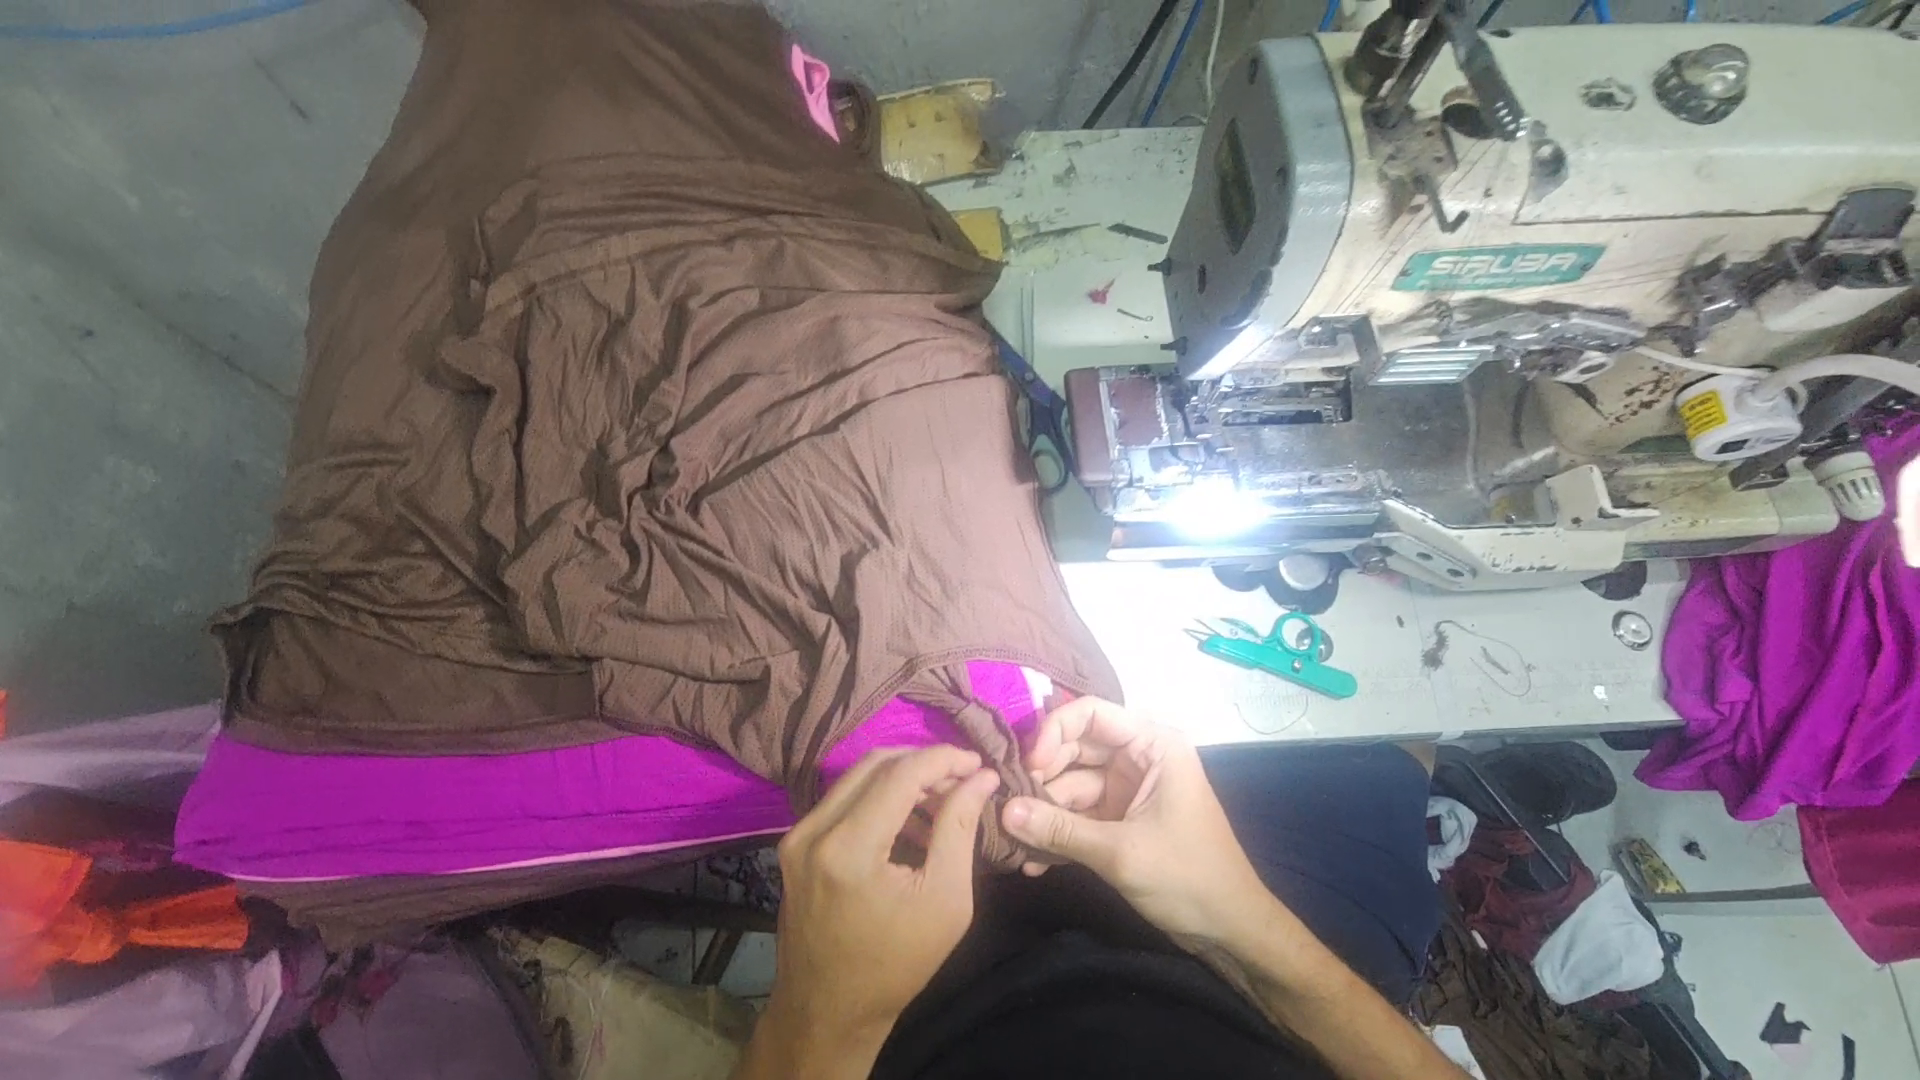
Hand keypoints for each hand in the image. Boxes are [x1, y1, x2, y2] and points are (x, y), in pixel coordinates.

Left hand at [765, 747, 998, 1045]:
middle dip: (924, 762)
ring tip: (943, 799)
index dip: (943, 760)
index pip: (900, 774)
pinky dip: (879, 797)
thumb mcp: (945, 901)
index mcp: (849, 848)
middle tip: (963, 777)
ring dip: (903, 777)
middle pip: (876, 764)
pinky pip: (843, 799)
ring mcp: (798, 836)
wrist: (828, 1013)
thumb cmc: (895, 965)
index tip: (978, 762)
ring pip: (857, 777)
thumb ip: (960, 828)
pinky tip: (910, 819)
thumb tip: (981, 777)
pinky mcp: (795, 844)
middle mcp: (814, 831)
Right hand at [1000, 697, 1274, 946]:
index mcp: (1153, 744)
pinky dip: (1057, 834)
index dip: (1053, 732)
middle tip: (1007, 806)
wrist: (1229, 931)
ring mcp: (1126, 788)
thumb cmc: (1188, 877)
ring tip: (1012, 841)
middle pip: (1074, 748)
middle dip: (1041, 777)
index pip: (1091, 713)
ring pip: (1069, 784)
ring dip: (1042, 813)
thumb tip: (1004, 811)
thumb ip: (1060, 830)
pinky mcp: (1119, 819)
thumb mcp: (1120, 853)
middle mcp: (1138, 757)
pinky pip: (1077, 815)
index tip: (1028, 766)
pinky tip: (1032, 863)